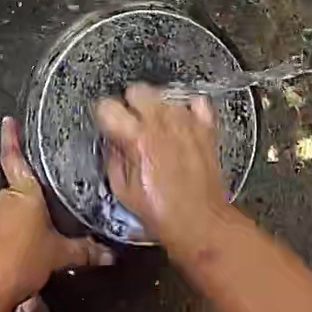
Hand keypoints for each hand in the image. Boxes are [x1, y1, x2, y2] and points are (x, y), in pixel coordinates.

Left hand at [0, 117, 114, 306]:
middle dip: (31, 207)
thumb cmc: (20, 260)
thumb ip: (83, 251)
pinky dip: (7, 246)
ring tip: (36, 250)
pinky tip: (18, 263)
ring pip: (7, 218)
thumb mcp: (58, 255)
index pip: (15, 158)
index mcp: (23, 193)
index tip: (8, 121)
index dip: (12, 138)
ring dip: (20, 230)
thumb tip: (109, 255)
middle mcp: (1, 200)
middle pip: (18, 195)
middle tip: (49, 219)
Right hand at [95, 84, 230, 243]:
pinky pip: (195, 101)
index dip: (105, 114)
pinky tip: (181, 122)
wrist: (200, 220)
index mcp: (137, 139)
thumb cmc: (162, 212)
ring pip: (165, 94)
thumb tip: (112, 140)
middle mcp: (162, 123)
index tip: (108, 122)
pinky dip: (187, 108)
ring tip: (158, 128)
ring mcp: (187, 122)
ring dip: (157, 108)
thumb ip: (113, 157)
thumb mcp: (122, 190)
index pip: (108, 106)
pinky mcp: (206, 127)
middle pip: (137, 90)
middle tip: (132, 123)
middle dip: (131, 104)